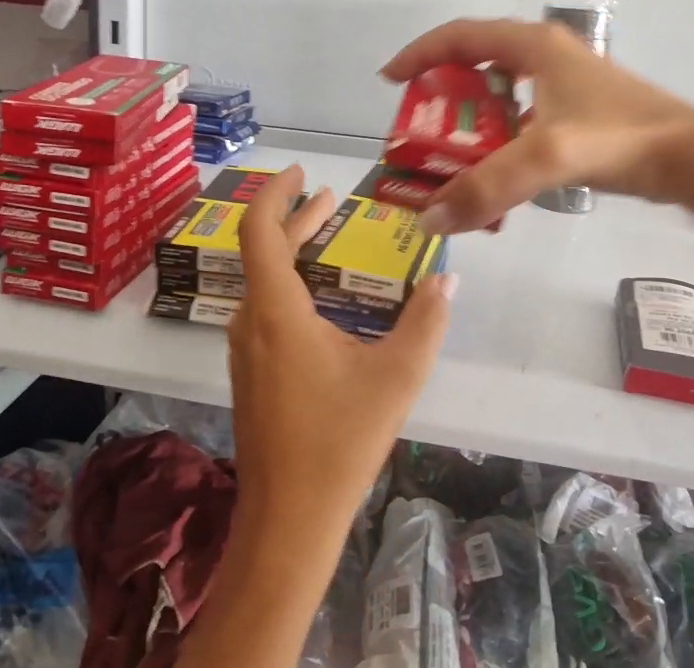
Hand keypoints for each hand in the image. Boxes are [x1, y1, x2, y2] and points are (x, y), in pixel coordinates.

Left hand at [231, 165, 458, 527]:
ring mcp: (246, 351)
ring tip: (332, 240)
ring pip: (264, 284)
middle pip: (264, 254)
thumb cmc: (340, 441)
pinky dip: (292, 287)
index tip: (300, 173)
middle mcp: (251, 323)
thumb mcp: (397, 377)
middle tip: (330, 199)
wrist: (289, 519)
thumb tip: (447, 280)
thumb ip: (425, 322)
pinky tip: (328, 302)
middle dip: (296, 220)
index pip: (259, 231)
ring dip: (294, 255)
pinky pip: (266, 312)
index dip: (275, 194)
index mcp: (276, 312)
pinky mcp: (252, 375)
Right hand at [382, 18, 693, 233]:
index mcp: (533, 46)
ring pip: (502, 100)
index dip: (419, 54)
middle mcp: (547, 56)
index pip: (459, 36)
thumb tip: (430, 221)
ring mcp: (567, 85)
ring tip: (453, 164)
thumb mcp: (545, 158)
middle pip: (477, 68)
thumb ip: (483, 188)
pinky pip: (524, 124)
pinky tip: (500, 182)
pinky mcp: (581, 114)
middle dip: (443, 102)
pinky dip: (503, 147)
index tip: (389, 81)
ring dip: (473, 130)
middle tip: (420, 135)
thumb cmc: (618, 138)